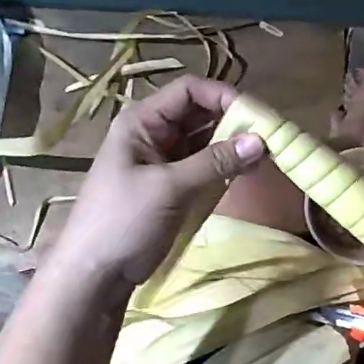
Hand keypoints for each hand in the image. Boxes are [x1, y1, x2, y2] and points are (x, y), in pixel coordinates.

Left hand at [47, 76, 265, 287]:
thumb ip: (215, 162)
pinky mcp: (170, 187)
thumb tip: (261, 140)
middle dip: (233, 122)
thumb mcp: (170, 188)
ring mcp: (161, 161)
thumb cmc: (124, 221)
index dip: (223, 96)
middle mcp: (152, 134)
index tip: (257, 116)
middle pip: (199, 113)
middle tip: (268, 138)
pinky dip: (224, 166)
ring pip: (204, 141)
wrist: (94, 273)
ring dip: (231, 145)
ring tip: (264, 157)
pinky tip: (246, 172)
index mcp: (142, 122)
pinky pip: (202, 166)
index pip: (188, 90)